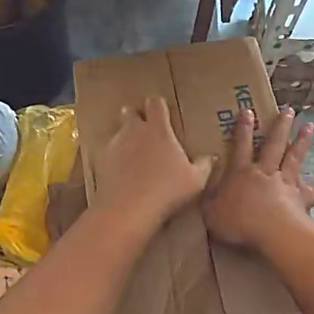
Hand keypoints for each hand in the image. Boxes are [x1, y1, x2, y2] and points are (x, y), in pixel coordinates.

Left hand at [91, 97, 213, 231]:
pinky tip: (126, 174)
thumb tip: (212, 158)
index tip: (164, 113)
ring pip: (119, 132)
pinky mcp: (102, 163)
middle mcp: (133, 131)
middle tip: (147, 130)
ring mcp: (115, 146)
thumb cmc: (167, 190)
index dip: (159, 105)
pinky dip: (117, 159)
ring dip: (127, 138)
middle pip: (130, 111)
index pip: (155, 103)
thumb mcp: (195, 180)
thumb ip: (204, 165)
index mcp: (157, 129)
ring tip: (138, 156)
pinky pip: (110, 154)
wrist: (128, 210)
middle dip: (136, 116)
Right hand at [203, 108, 313, 253]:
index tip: (249, 111)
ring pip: (294, 159)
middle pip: (274, 144)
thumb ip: (207, 195)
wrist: (272, 233)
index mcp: (242, 173)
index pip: (241, 146)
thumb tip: (202, 179)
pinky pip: (312, 190)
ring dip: (302, 142)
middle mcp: (266, 172)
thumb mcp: (210, 211)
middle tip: (289, 110)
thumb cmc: (239, 222)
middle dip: (281, 126)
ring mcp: (286, 183)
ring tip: (310, 127)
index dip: (244, 129)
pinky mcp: (302, 199)